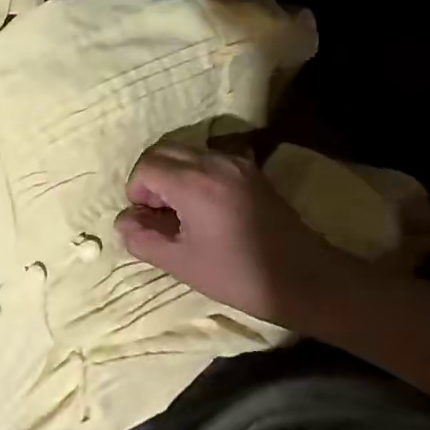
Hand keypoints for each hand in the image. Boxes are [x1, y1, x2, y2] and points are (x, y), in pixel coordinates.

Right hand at [114, 143, 366, 331]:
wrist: (307, 279)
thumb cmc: (240, 276)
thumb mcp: (182, 264)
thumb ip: (144, 239)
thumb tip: (122, 222)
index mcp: (195, 184)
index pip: (146, 167)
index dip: (136, 191)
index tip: (145, 219)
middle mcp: (214, 162)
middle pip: (163, 150)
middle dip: (150, 177)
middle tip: (157, 212)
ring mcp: (235, 163)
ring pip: (185, 151)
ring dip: (171, 173)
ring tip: (179, 211)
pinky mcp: (250, 170)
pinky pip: (207, 158)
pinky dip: (192, 173)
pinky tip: (202, 206)